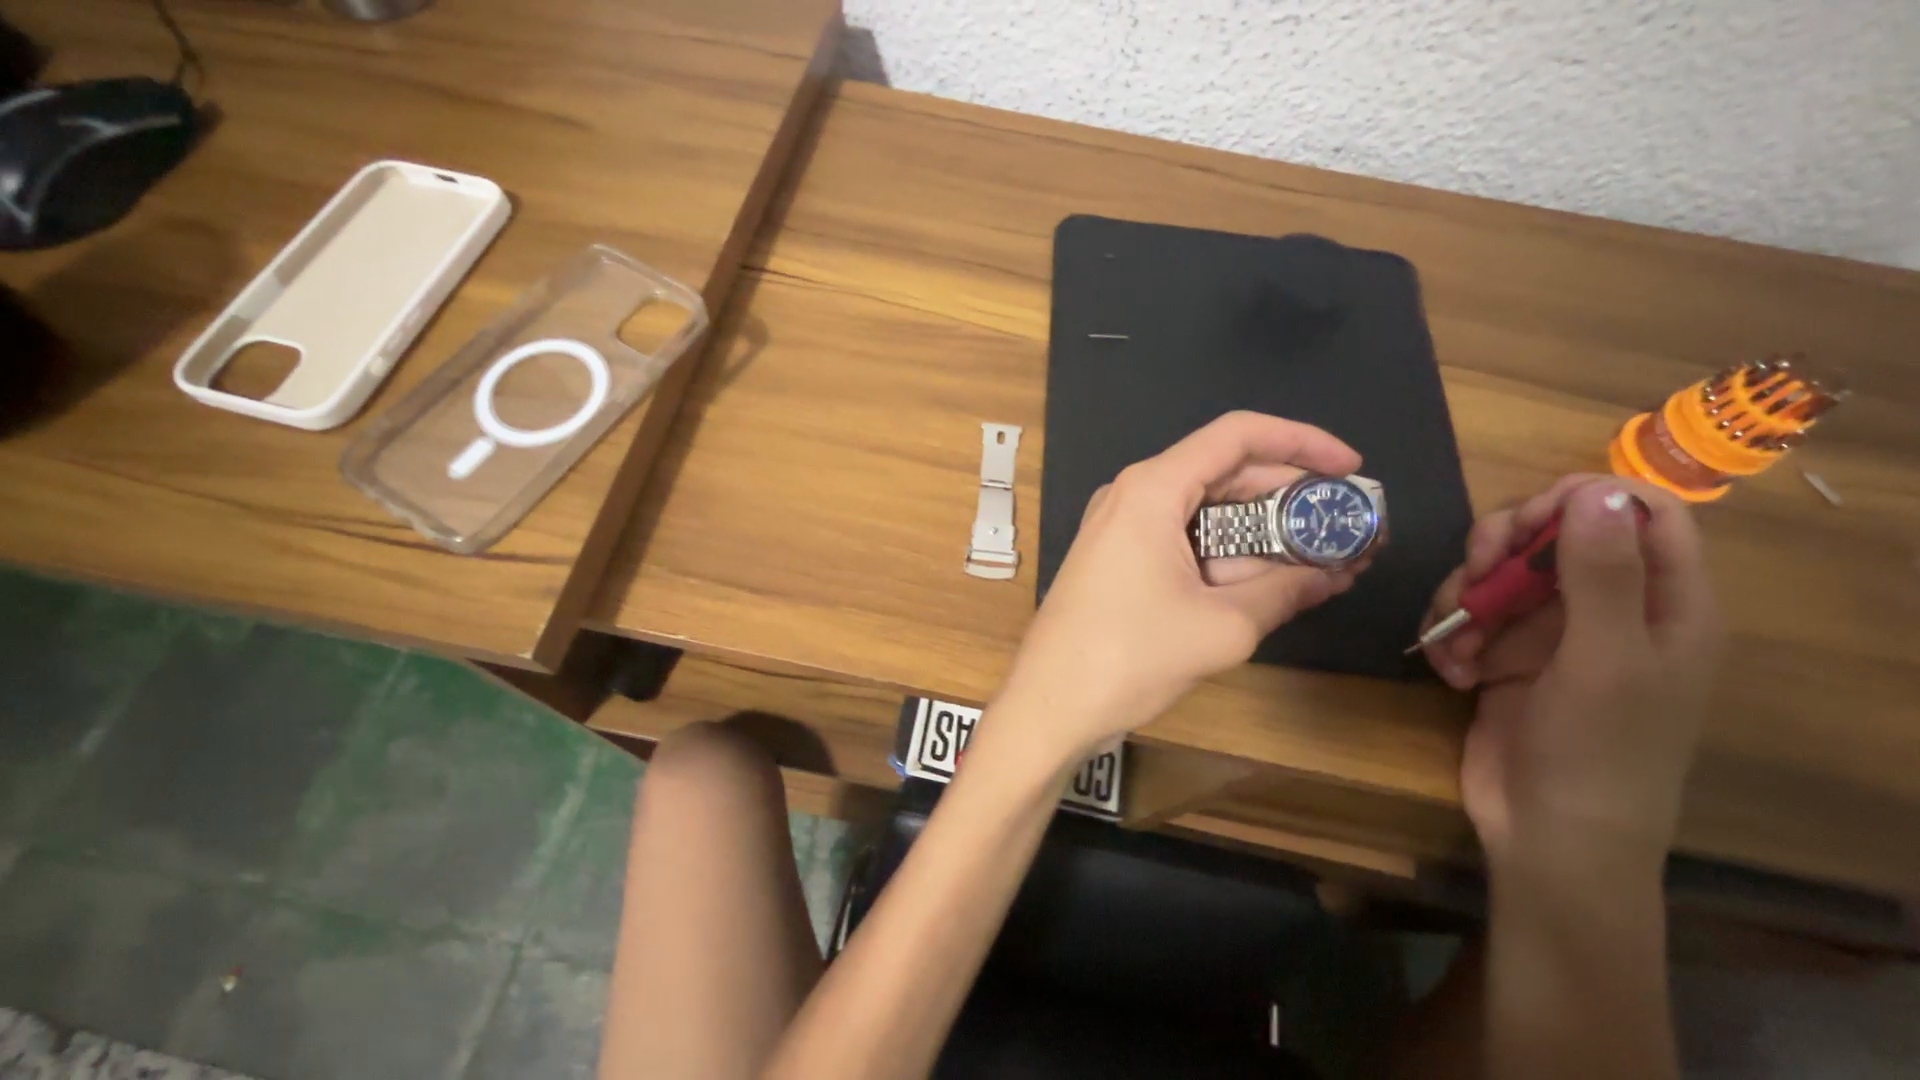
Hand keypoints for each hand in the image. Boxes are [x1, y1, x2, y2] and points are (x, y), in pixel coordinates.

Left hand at [997, 411, 1368, 767]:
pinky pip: (1184, 539)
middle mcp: (1133, 494)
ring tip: (1327, 556)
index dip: (1301, 442)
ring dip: (1264, 531)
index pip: (1237, 436)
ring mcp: (1121, 527)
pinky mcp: (1119, 559)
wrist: (1048, 706)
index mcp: (1152, 489)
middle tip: (1347, 521)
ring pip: (1207, 510)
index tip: (1349, 467)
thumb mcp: (1222, 626)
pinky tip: (1276, 579)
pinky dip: (1230, 554)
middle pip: (1225, 472)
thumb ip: (1286, 589)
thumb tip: (1338, 573)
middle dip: (1290, 494)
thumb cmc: (1130, 658)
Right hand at [1421, 476, 1721, 878]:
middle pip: (1553, 533)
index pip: (1640, 513)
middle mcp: (1609, 608)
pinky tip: (1453, 673)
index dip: (1583, 499)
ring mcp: (1552, 634)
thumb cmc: (1597, 752)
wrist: (1548, 838)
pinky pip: (1468, 617)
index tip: (1526, 523)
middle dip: (1501, 548)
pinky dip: (1451, 638)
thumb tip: (1597, 488)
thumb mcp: (1606, 659)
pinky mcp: (1505, 658)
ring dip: (1464, 600)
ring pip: (1499, 573)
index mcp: (1663, 604)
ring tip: (1456, 648)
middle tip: (1473, 573)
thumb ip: (1602, 573)